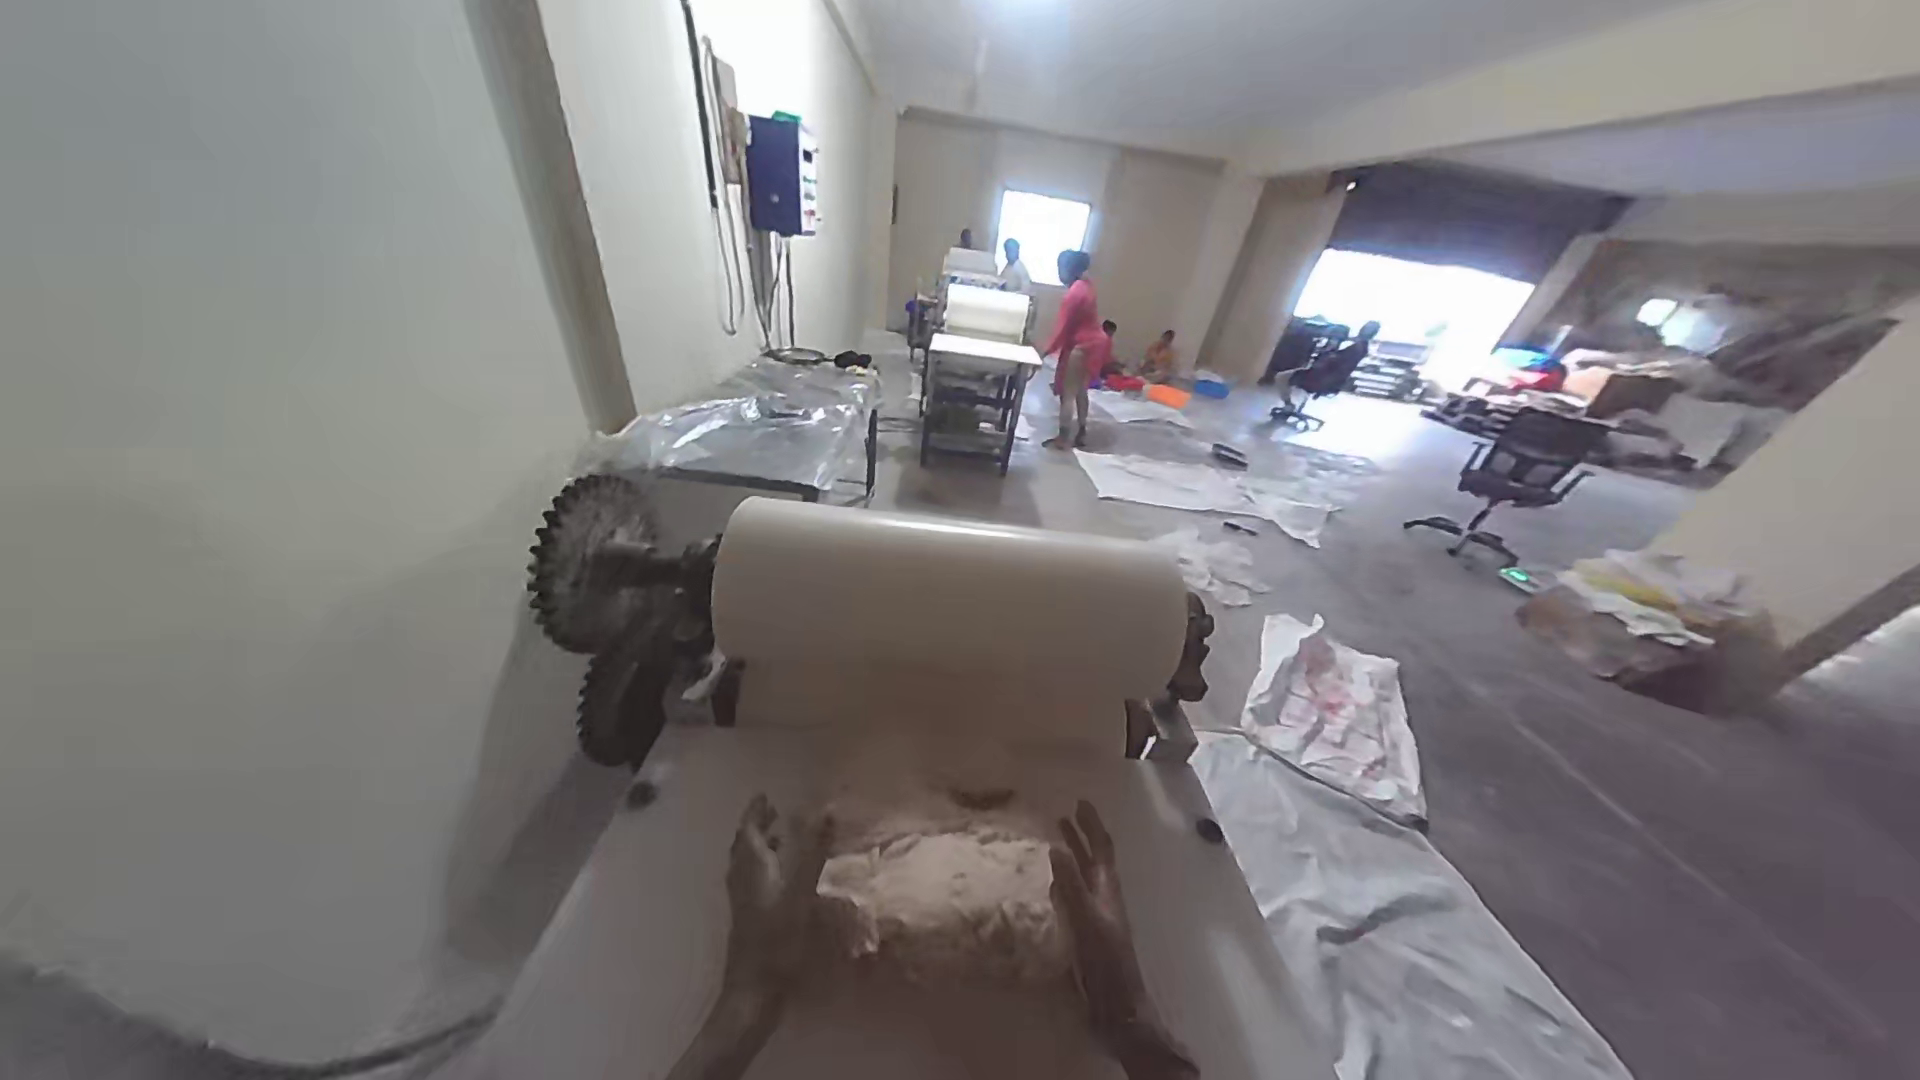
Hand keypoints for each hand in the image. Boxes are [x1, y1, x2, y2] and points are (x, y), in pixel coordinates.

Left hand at [721, 794, 833, 1010]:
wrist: (753, 994)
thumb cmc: (779, 939)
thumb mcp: (802, 891)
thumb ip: (815, 850)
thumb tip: (827, 808)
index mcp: (752, 868)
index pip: (748, 830)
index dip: (755, 812)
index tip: (765, 795)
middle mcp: (742, 879)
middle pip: (743, 845)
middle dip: (756, 826)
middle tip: (773, 811)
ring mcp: (741, 901)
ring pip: (744, 863)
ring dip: (758, 845)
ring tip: (778, 837)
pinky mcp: (746, 918)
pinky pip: (749, 879)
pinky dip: (761, 865)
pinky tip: (778, 876)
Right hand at [1051, 801, 1196, 1079]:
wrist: (1118, 1005)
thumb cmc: (1104, 958)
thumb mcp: (1086, 917)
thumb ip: (1071, 883)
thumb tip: (1057, 846)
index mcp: (1107, 886)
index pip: (1101, 846)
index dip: (1091, 824)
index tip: (1080, 802)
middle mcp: (1103, 895)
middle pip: (1093, 858)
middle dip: (1080, 835)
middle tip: (1064, 816)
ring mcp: (1097, 913)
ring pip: (1084, 876)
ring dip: (1073, 856)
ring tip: (1057, 842)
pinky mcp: (1088, 931)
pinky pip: (1075, 896)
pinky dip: (1065, 882)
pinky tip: (1054, 885)